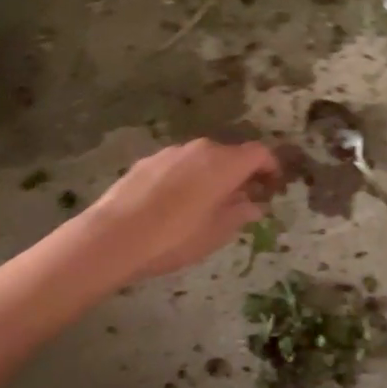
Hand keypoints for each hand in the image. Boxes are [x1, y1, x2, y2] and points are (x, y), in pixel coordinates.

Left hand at [78, 139, 281, 282]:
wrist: (113, 236)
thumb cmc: (173, 239)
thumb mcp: (215, 234)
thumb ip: (240, 214)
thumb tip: (254, 203)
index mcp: (224, 164)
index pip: (259, 153)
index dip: (270, 166)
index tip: (273, 185)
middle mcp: (202, 149)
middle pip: (230, 154)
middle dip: (240, 173)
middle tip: (242, 199)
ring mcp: (173, 152)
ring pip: (203, 158)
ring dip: (212, 174)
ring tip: (207, 203)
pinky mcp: (149, 160)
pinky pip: (179, 164)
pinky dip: (187, 177)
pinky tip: (175, 203)